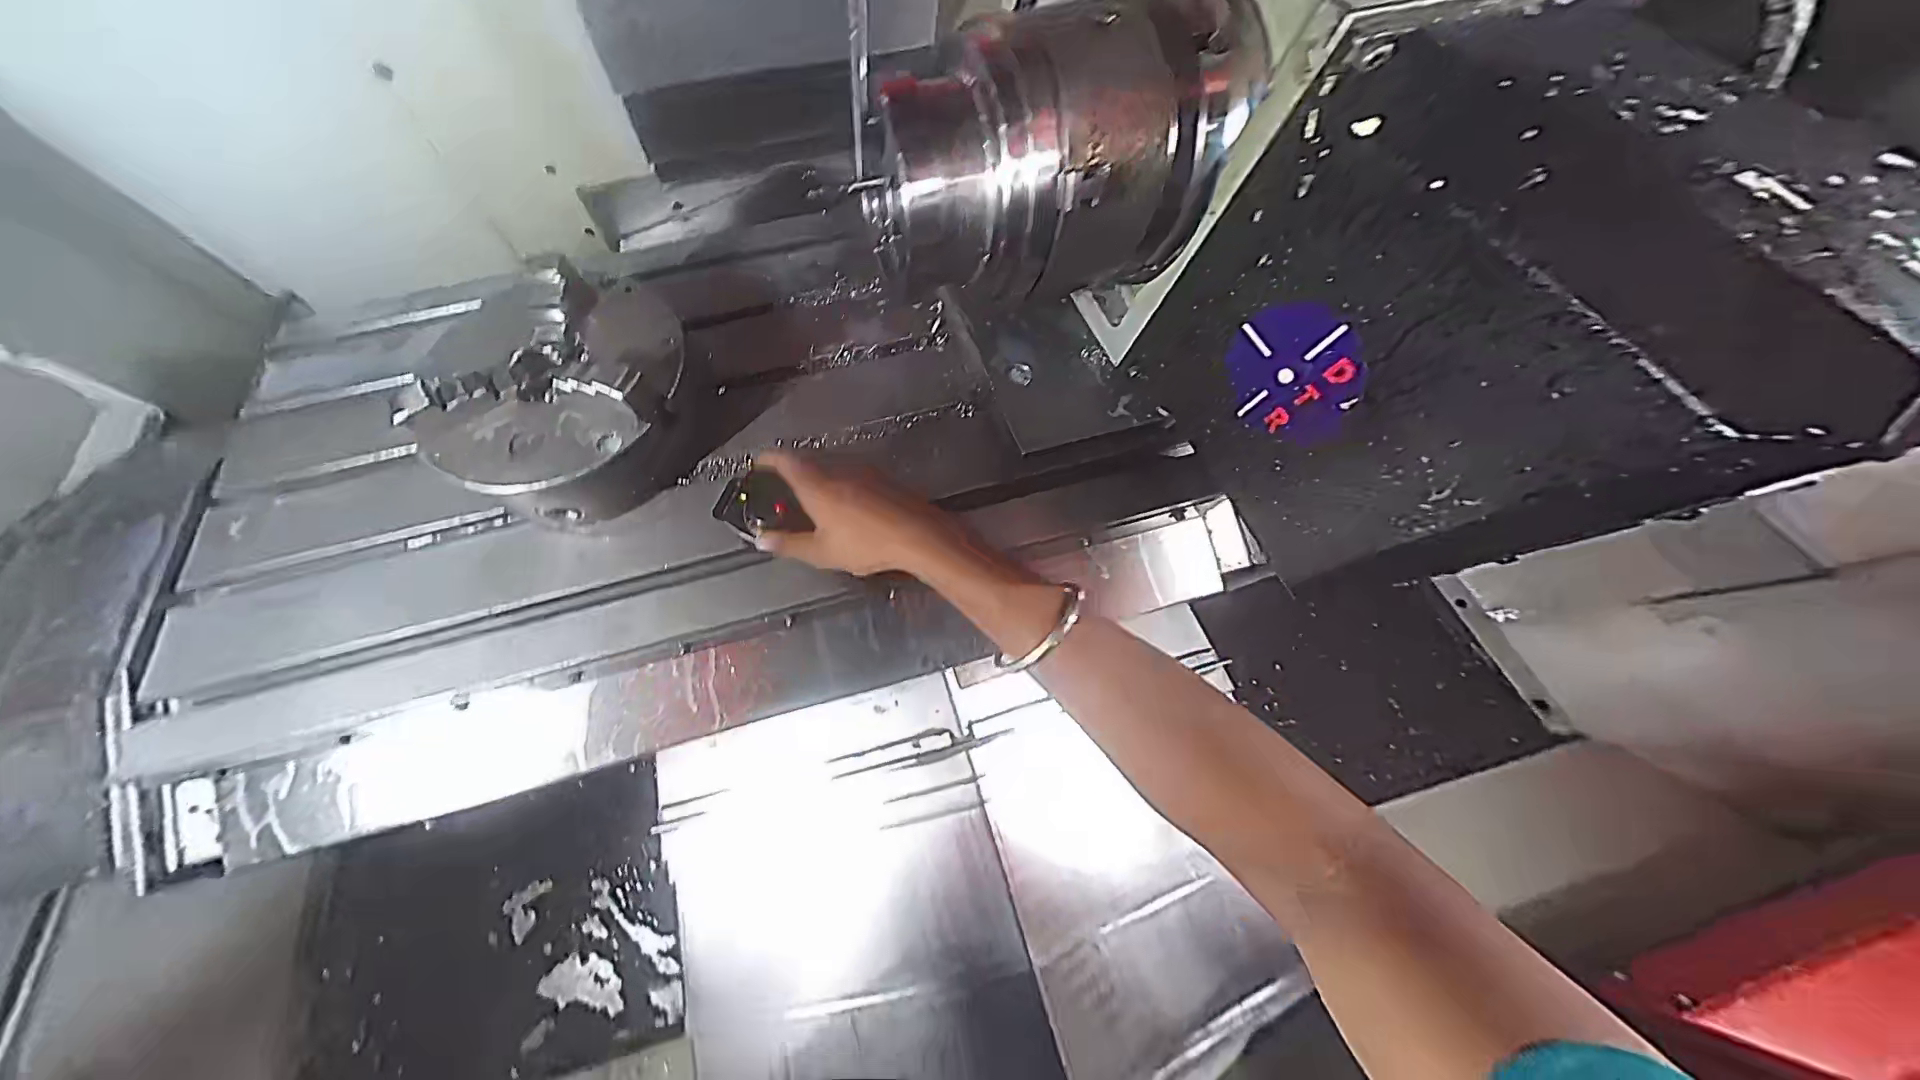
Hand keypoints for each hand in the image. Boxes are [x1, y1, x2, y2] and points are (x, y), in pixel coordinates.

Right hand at [750, 452, 962, 576]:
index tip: (760, 463)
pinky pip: (853, 473)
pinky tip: (847, 503)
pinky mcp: (883, 478)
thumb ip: (789, 544)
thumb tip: (765, 540)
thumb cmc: (868, 543)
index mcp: (817, 485)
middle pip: (808, 459)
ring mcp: (864, 470)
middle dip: (793, 469)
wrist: (919, 535)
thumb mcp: (822, 552)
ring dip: (819, 474)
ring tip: (813, 496)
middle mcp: (839, 469)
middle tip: (783, 483)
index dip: (768, 459)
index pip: (785, 460)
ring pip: (832, 465)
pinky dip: (841, 482)